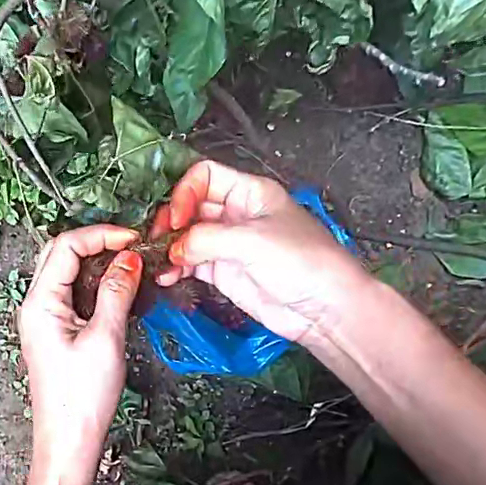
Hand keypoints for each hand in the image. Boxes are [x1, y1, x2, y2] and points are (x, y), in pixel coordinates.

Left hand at [17, 225, 140, 472]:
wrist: (69, 442)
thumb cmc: (82, 398)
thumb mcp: (106, 338)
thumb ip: (117, 292)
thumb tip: (129, 259)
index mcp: (40, 303)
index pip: (66, 246)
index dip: (101, 235)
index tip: (134, 239)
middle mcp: (36, 306)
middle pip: (62, 255)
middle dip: (98, 244)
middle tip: (133, 248)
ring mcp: (45, 320)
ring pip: (69, 275)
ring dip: (99, 265)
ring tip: (132, 268)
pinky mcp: (57, 334)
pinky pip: (74, 297)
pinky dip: (97, 288)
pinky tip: (121, 294)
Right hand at [152, 159, 368, 342]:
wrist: (325, 308)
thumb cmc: (305, 263)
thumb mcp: (254, 241)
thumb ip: (208, 239)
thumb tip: (175, 247)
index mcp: (250, 192)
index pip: (205, 176)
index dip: (184, 192)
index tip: (176, 217)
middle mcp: (237, 214)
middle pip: (190, 206)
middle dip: (171, 221)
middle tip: (160, 240)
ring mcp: (229, 244)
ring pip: (187, 236)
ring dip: (170, 247)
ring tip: (161, 262)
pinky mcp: (225, 272)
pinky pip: (191, 263)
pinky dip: (176, 267)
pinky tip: (168, 276)